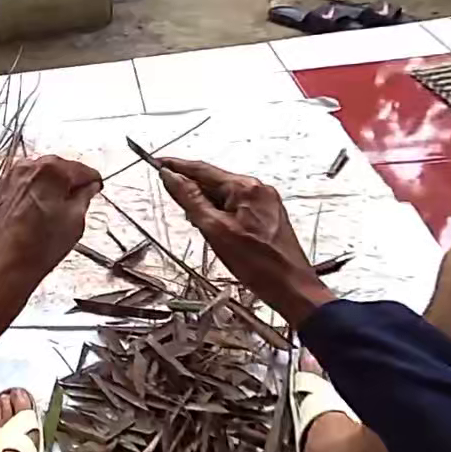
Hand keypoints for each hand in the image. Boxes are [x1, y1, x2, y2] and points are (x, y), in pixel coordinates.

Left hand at [0, 155, 100, 364]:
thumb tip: (87, 189)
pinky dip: (33, 195)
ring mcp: (10, 178)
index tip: (95, 188)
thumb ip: (84, 197)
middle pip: (58, 168)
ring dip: (50, 189)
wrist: (1, 266)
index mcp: (51, 170)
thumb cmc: (34, 248)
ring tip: (58, 213)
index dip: (92, 181)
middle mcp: (28, 168)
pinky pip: (23, 187)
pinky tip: (38, 215)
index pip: (82, 169)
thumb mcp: (75, 221)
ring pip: (39, 177)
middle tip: (80, 200)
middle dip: (70, 183)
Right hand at [156, 157, 334, 322]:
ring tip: (200, 227)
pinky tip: (215, 230)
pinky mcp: (267, 215)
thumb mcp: (214, 230)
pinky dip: (220, 214)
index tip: (158, 163)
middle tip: (175, 204)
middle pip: (214, 181)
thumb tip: (171, 177)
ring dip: (206, 206)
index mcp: (245, 187)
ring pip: (224, 196)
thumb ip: (190, 199)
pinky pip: (236, 206)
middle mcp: (258, 189)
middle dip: (192, 191)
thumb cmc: (258, 264)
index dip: (176, 166)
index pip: (202, 169)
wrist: (292, 288)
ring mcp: (265, 202)